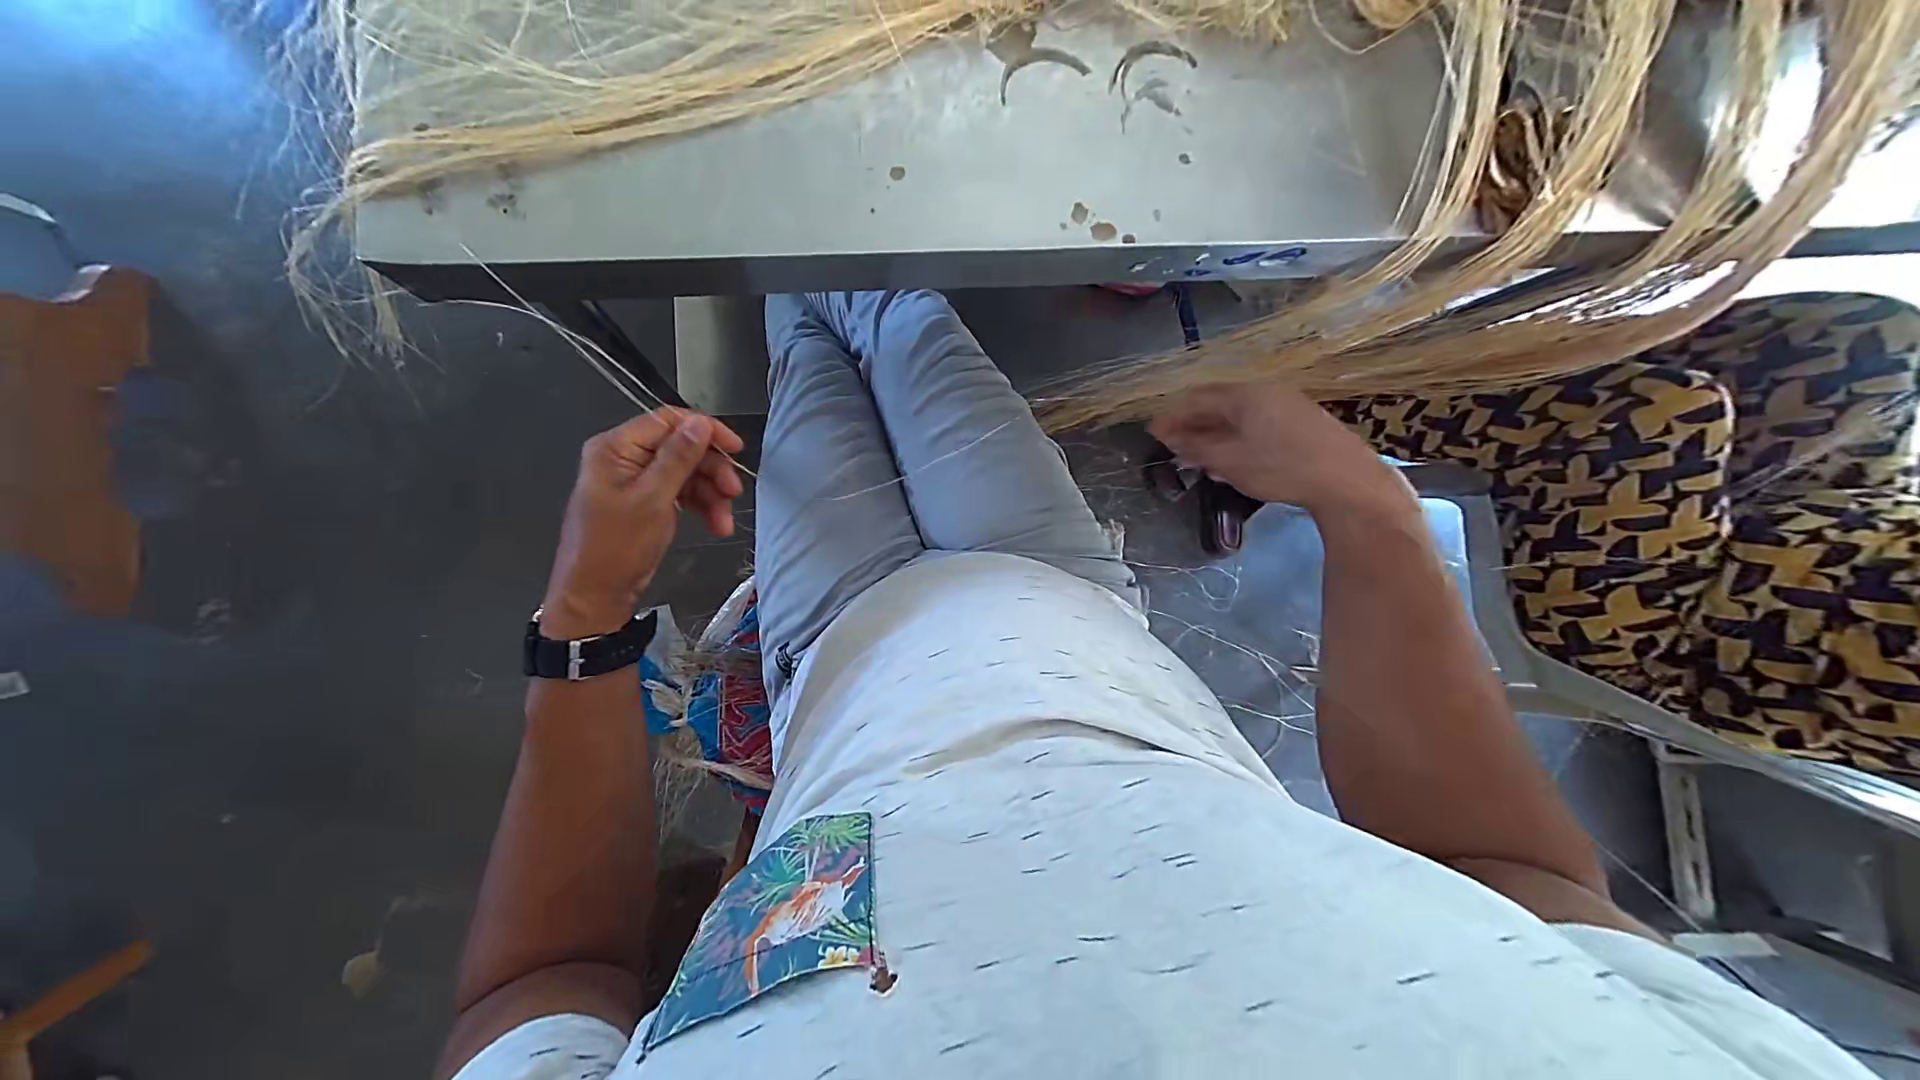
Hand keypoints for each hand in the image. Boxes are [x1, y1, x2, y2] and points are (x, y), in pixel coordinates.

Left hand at [540, 409, 745, 637]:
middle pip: (682, 448)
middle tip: (734, 491)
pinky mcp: (648, 502)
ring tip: (725, 520)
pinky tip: (716, 525)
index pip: (667, 421)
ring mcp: (637, 481)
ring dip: (711, 494)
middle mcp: (626, 458)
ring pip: (687, 473)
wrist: (596, 595)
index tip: (736, 448)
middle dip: (711, 470)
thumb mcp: (652, 498)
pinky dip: (702, 507)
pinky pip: (682, 493)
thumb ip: (678, 457)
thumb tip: (702, 423)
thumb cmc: (616, 546)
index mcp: (616, 448)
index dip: (705, 431)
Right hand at [1148, 384, 1411, 518]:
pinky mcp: (1302, 420)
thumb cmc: (1281, 469)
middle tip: (1174, 444)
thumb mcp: (1229, 461)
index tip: (1153, 433)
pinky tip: (1233, 457)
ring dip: (1214, 431)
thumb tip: (1170, 438)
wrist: (1347, 481)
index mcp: (1244, 395)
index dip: (1172, 416)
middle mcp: (1265, 391)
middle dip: (1192, 423)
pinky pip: (1257, 420)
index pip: (1196, 399)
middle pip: (1218, 402)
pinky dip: (1236, 435)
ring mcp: (1287, 403)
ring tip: (1199, 455)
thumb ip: (1195, 447)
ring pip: (1238, 413)